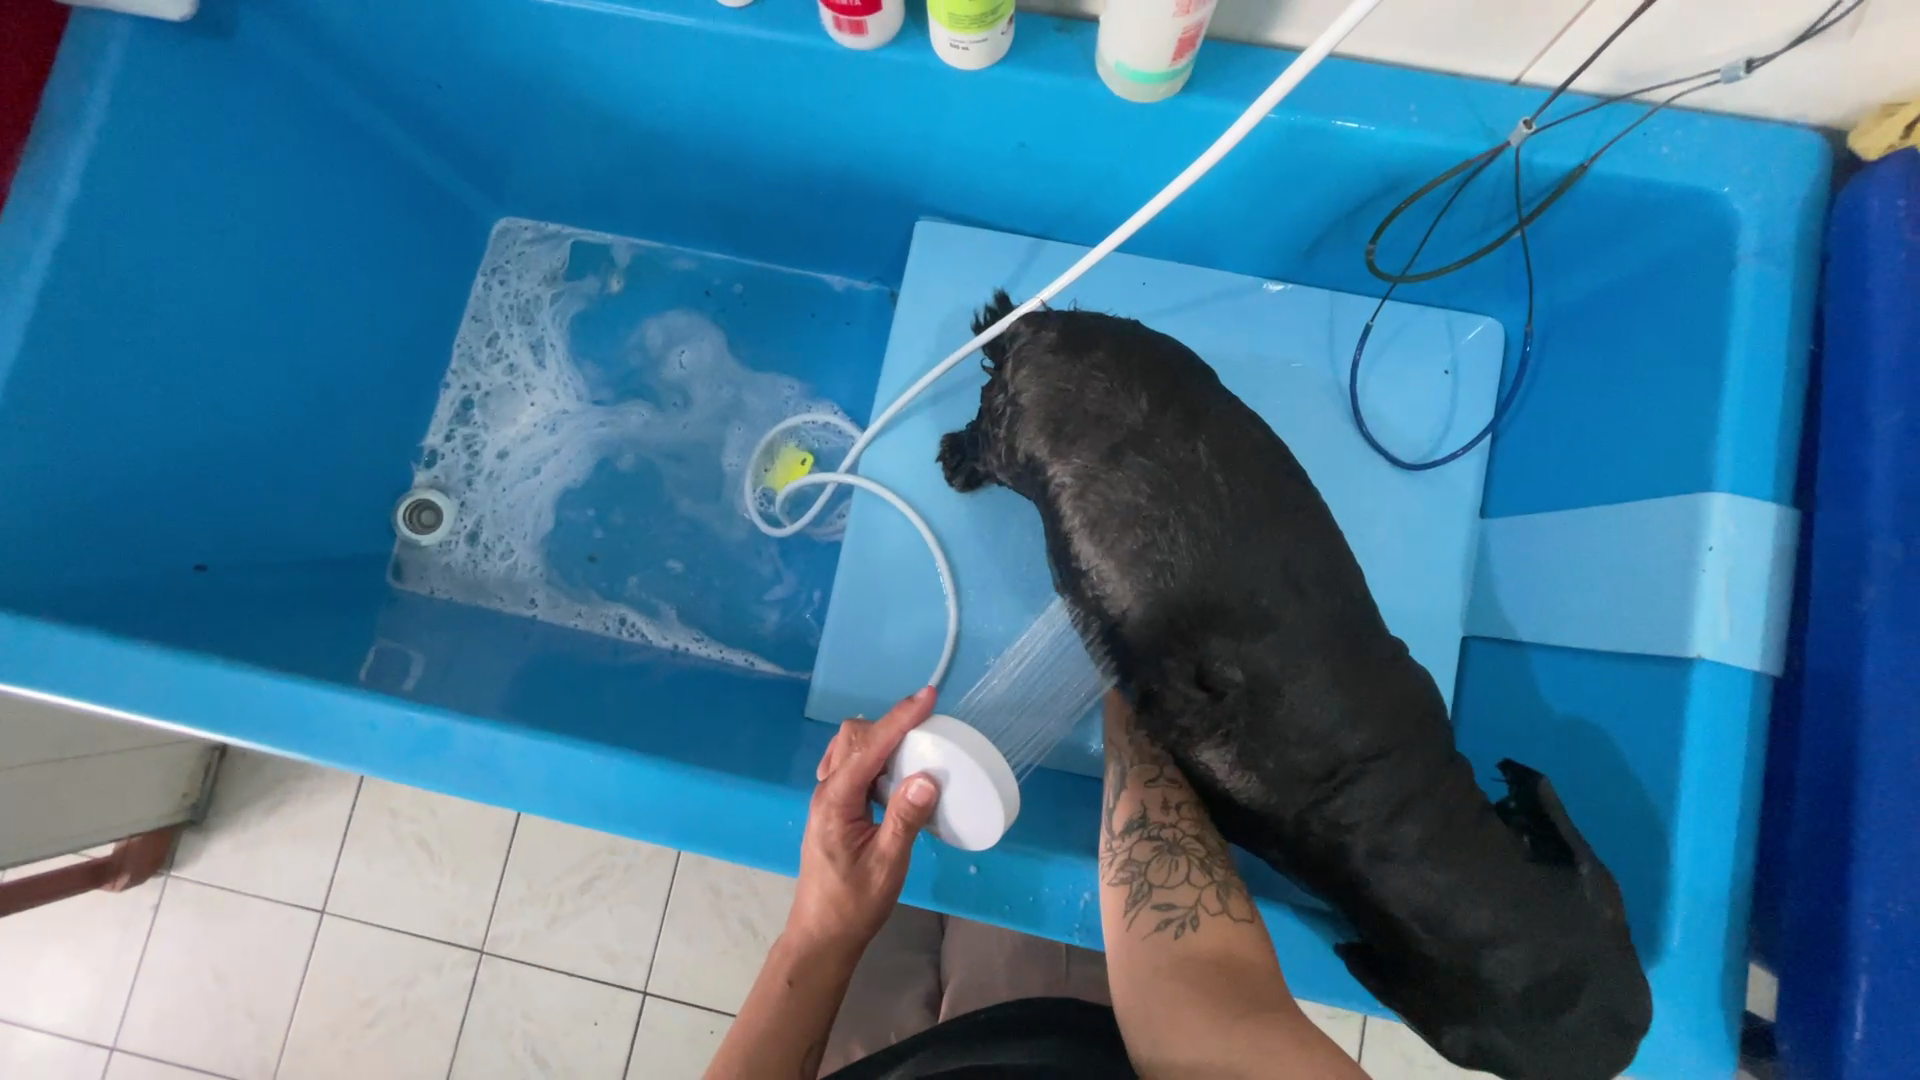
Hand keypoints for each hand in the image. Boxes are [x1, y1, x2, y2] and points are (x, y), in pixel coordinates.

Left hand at [786, 687, 942, 959]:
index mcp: (837, 800)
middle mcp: (827, 790)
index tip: (929, 697)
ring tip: (913, 744)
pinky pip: (849, 764)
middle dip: (890, 723)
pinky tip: (891, 773)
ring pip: (849, 747)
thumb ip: (906, 820)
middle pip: (854, 736)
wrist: (822, 936)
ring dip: (880, 737)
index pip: (871, 746)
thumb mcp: (888, 865)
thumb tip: (928, 777)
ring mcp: (826, 798)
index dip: (901, 718)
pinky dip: (872, 756)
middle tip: (927, 726)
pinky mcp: (832, 807)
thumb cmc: (854, 904)